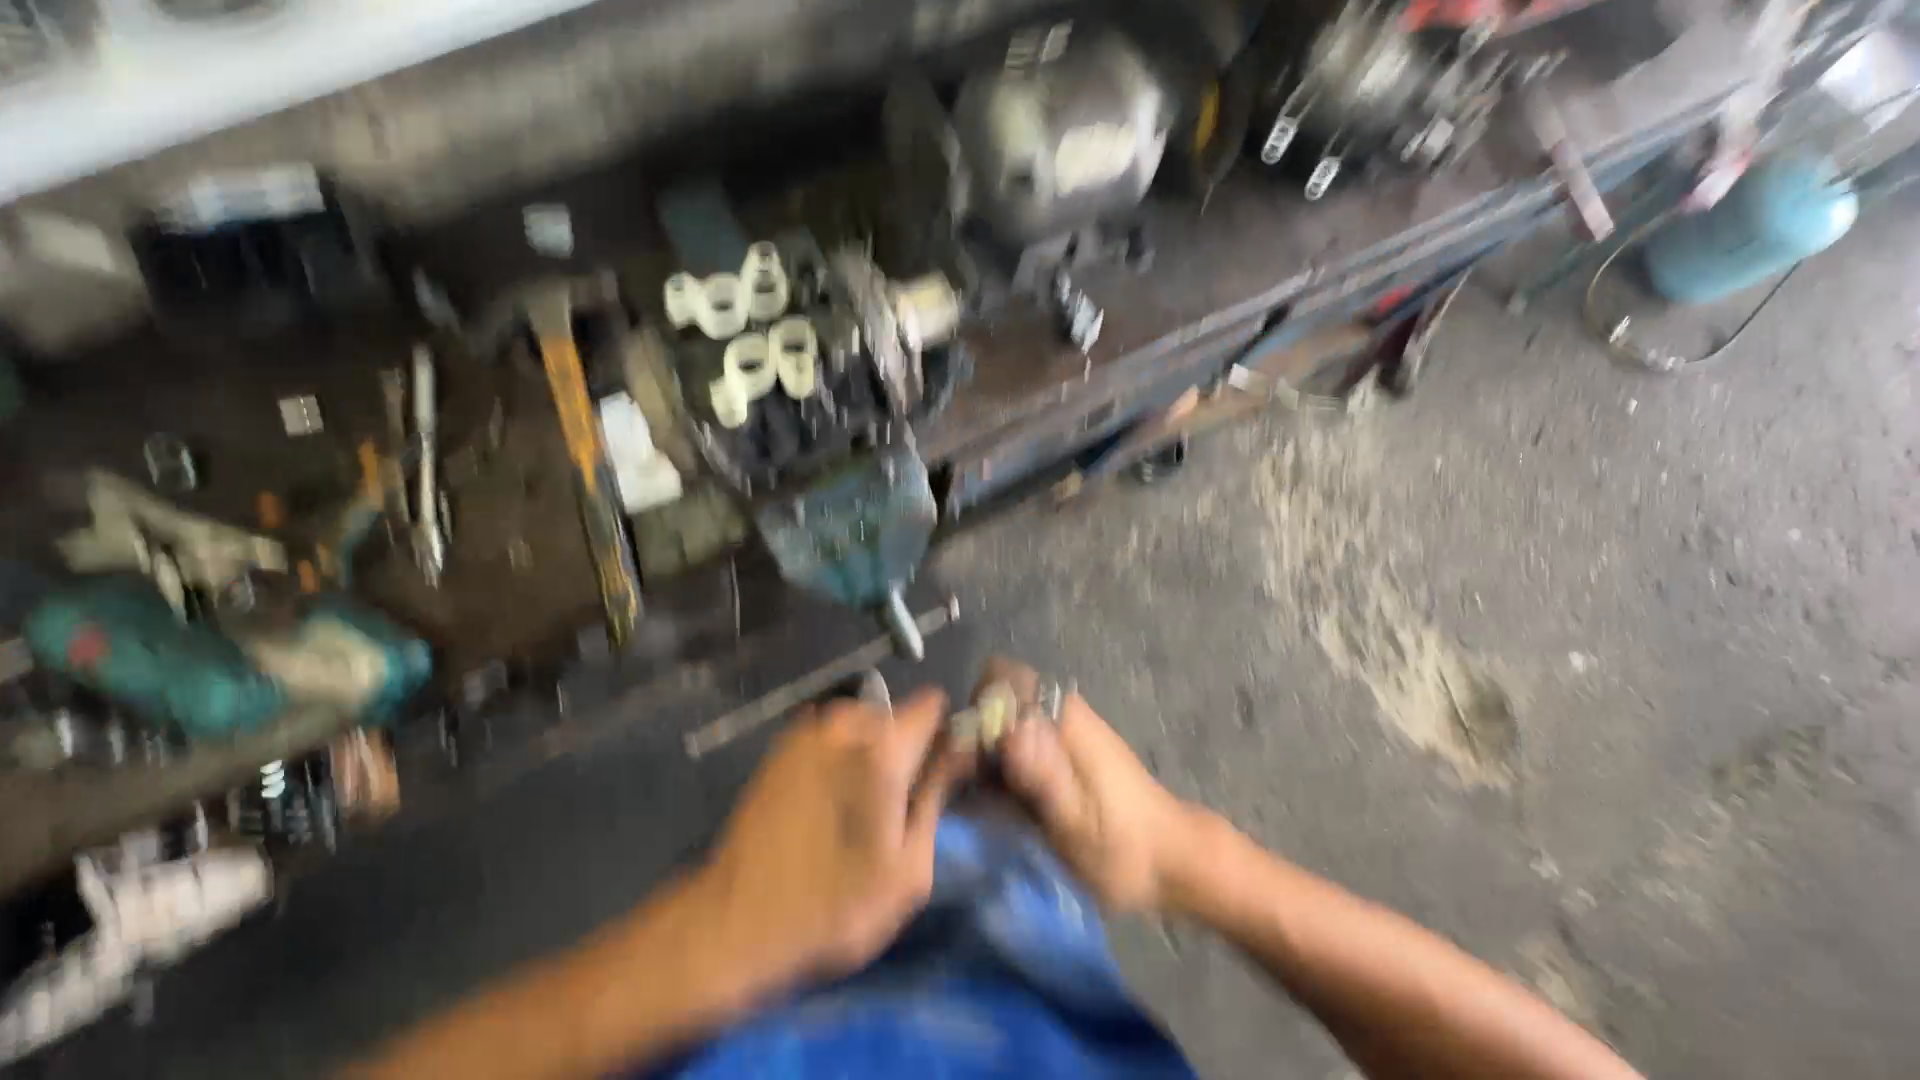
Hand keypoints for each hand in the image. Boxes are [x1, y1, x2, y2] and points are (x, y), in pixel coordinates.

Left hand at [694, 688, 965, 989]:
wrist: (734, 926)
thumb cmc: (834, 908)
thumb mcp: (909, 871)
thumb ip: (936, 799)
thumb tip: (957, 754)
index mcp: (882, 749)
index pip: (932, 706)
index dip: (944, 733)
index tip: (945, 768)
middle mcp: (842, 726)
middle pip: (894, 715)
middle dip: (905, 747)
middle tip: (900, 801)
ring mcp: (803, 734)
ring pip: (858, 727)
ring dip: (868, 753)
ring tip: (861, 809)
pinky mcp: (777, 751)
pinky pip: (827, 740)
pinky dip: (837, 759)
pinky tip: (827, 806)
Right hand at [988, 658, 1198, 912]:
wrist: (1172, 864)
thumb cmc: (1124, 848)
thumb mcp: (1077, 821)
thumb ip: (1042, 775)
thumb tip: (1008, 729)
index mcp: (1064, 720)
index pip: (1001, 676)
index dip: (974, 708)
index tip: (966, 754)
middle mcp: (1061, 717)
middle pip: (996, 704)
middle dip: (973, 739)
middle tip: (968, 790)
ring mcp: (1064, 737)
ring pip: (1004, 728)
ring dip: (984, 760)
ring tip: (981, 805)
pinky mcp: (1065, 759)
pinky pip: (1018, 750)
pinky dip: (1002, 774)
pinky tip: (1001, 810)